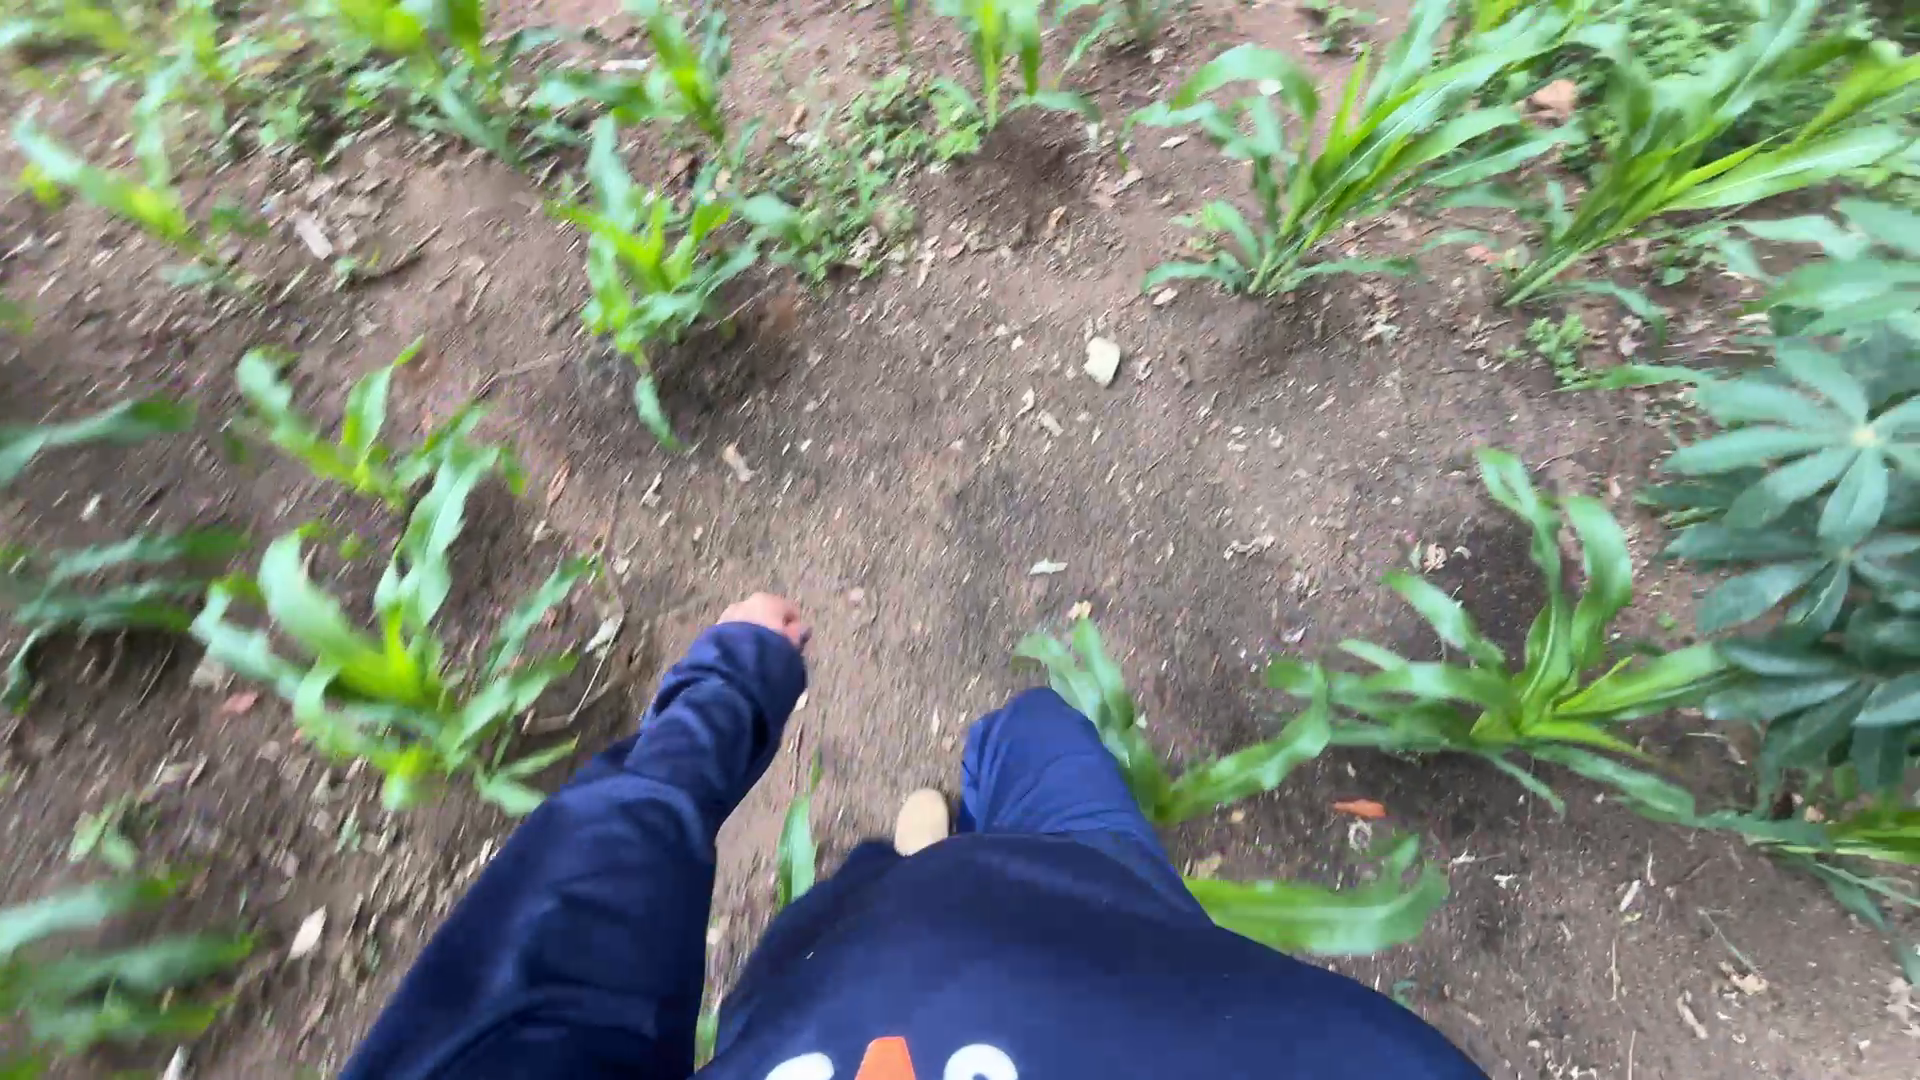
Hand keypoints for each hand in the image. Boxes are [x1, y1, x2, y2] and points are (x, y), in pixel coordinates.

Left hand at [718, 593, 810, 651]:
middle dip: (770, 630)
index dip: (795, 629)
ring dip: (753, 635)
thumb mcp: (792, 645)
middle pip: (766, 614)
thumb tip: (802, 628)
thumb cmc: (770, 650)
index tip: (795, 645)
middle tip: (775, 651)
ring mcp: (729, 613)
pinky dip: (739, 642)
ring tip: (757, 656)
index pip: (790, 610)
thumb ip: (799, 634)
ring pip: (747, 623)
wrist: (734, 664)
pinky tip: (742, 658)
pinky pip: (733, 634)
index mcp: (770, 600)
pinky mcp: (714, 629)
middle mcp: (748, 602)